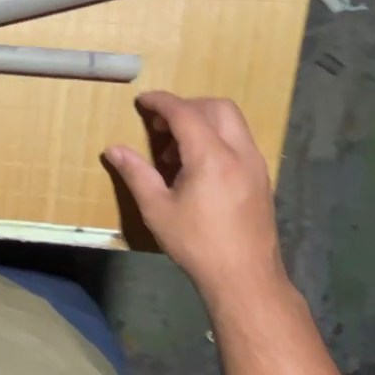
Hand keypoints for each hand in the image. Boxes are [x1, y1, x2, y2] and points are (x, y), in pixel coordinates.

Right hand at [103, 92, 283, 294]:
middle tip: (157, 126)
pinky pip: (238, 141)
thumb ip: (136, 173)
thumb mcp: (157, 208)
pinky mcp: (260, 177)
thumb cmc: (195, 242)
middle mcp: (240, 153)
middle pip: (217, 108)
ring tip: (173, 152)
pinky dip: (215, 138)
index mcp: (211, 157)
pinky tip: (195, 167)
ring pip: (232, 123)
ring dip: (201, 123)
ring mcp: (255, 164)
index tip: (141, 100)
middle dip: (186, 107)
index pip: (186, 114)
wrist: (244, 274)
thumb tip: (114, 149)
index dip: (161, 102)